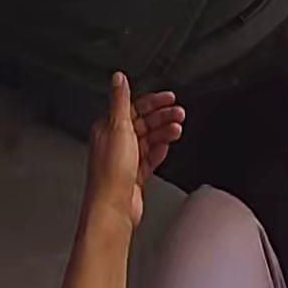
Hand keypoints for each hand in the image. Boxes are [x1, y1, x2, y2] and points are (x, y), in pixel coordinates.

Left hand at [84, 72, 184, 229]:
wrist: (113, 210)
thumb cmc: (110, 173)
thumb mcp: (118, 127)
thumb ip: (120, 100)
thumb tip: (118, 78)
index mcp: (108, 127)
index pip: (134, 107)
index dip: (153, 102)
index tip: (169, 97)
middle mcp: (115, 141)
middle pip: (144, 122)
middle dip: (163, 116)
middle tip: (179, 113)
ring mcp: (125, 158)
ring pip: (149, 139)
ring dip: (164, 132)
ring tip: (177, 129)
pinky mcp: (134, 174)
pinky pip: (150, 157)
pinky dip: (159, 150)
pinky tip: (166, 147)